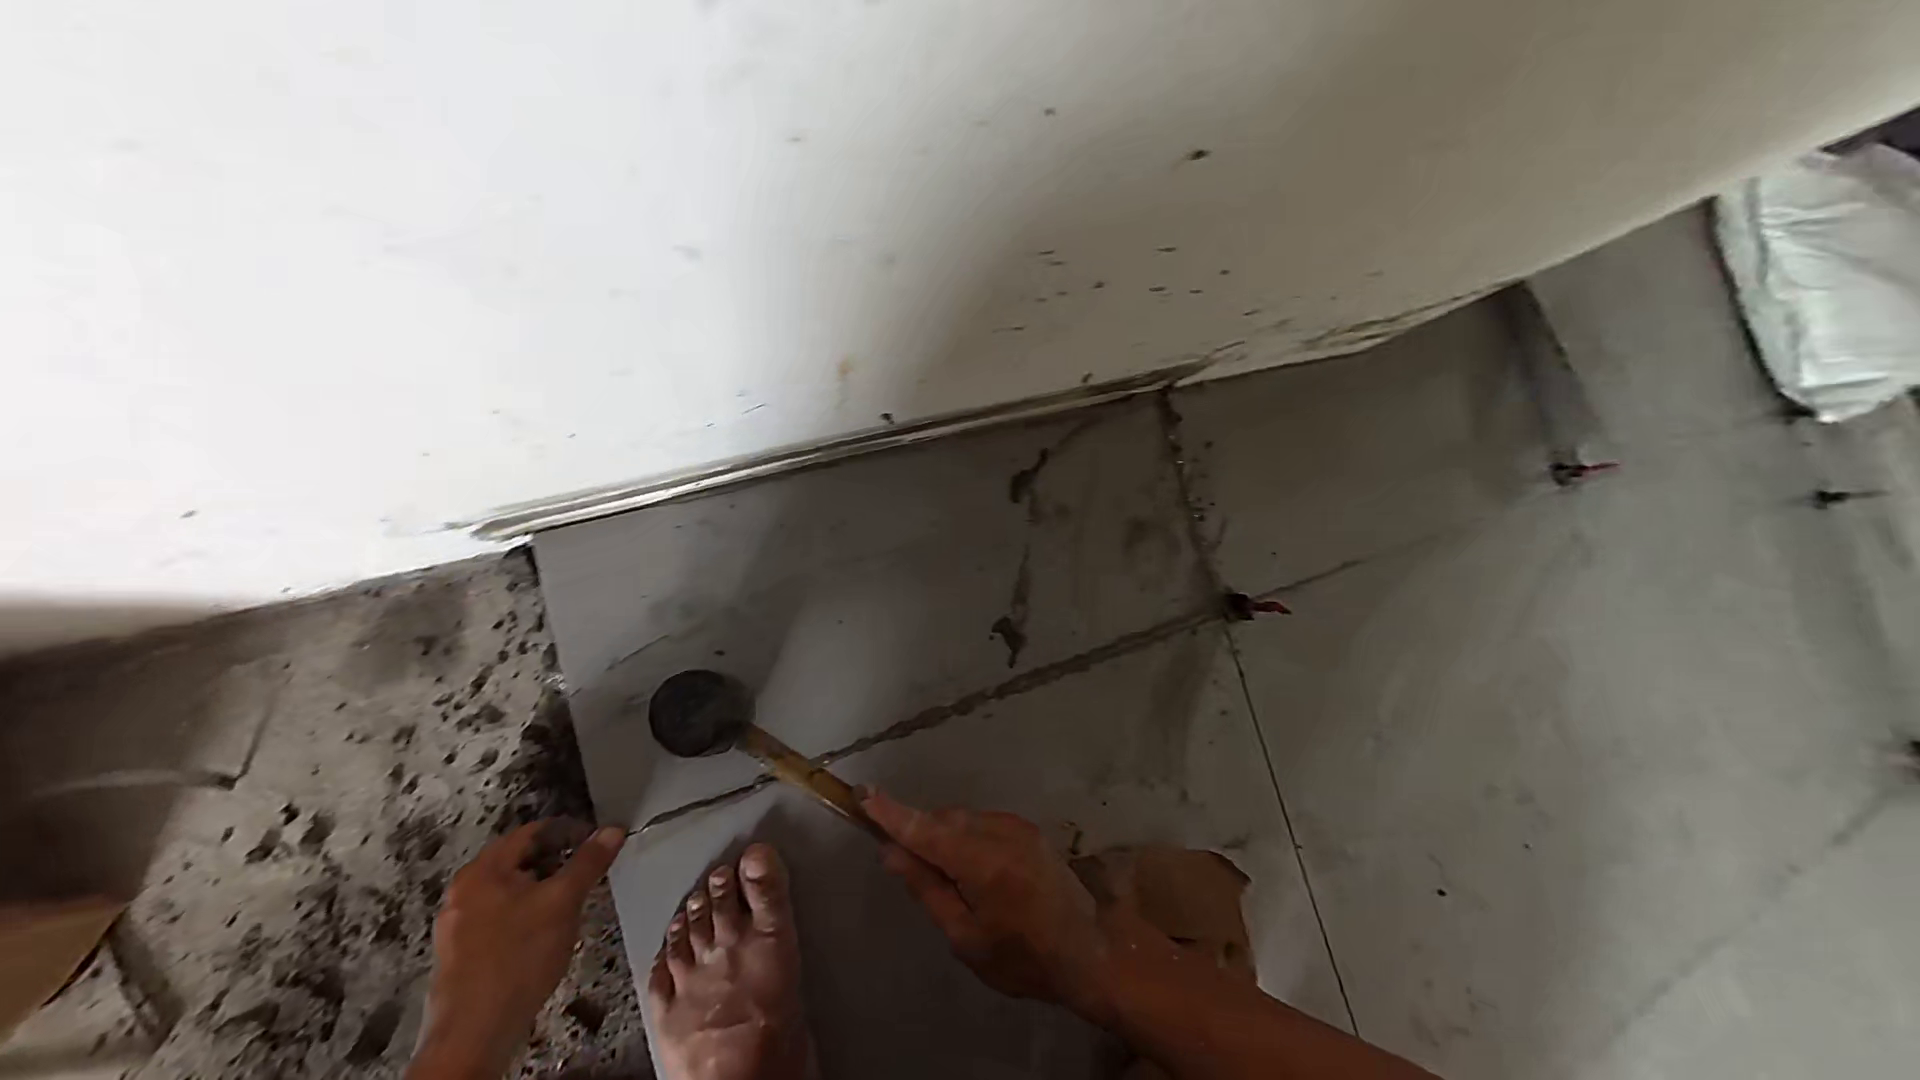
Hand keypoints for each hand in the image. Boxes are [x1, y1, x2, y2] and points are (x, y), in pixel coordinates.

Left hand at [407, 819, 625, 1079]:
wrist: (475, 1034)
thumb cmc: (519, 957)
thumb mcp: (563, 902)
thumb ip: (589, 862)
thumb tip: (612, 830)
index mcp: (481, 872)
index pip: (531, 832)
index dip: (568, 830)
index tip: (597, 840)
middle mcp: (463, 892)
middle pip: (519, 859)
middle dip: (557, 859)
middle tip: (589, 867)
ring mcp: (458, 924)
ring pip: (511, 888)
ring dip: (544, 885)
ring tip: (573, 896)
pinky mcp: (462, 952)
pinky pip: (501, 914)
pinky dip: (528, 910)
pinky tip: (547, 928)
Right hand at [861, 789, 1108, 1012]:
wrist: (1091, 951)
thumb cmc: (1022, 958)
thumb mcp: (965, 936)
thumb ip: (927, 888)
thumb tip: (891, 852)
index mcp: (982, 861)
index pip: (925, 829)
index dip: (891, 812)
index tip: (864, 793)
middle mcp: (1000, 831)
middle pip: (944, 819)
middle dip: (919, 831)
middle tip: (903, 860)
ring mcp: (1018, 826)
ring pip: (964, 818)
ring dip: (944, 834)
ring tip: (943, 873)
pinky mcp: (1029, 828)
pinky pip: (983, 822)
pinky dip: (966, 835)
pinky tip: (970, 866)